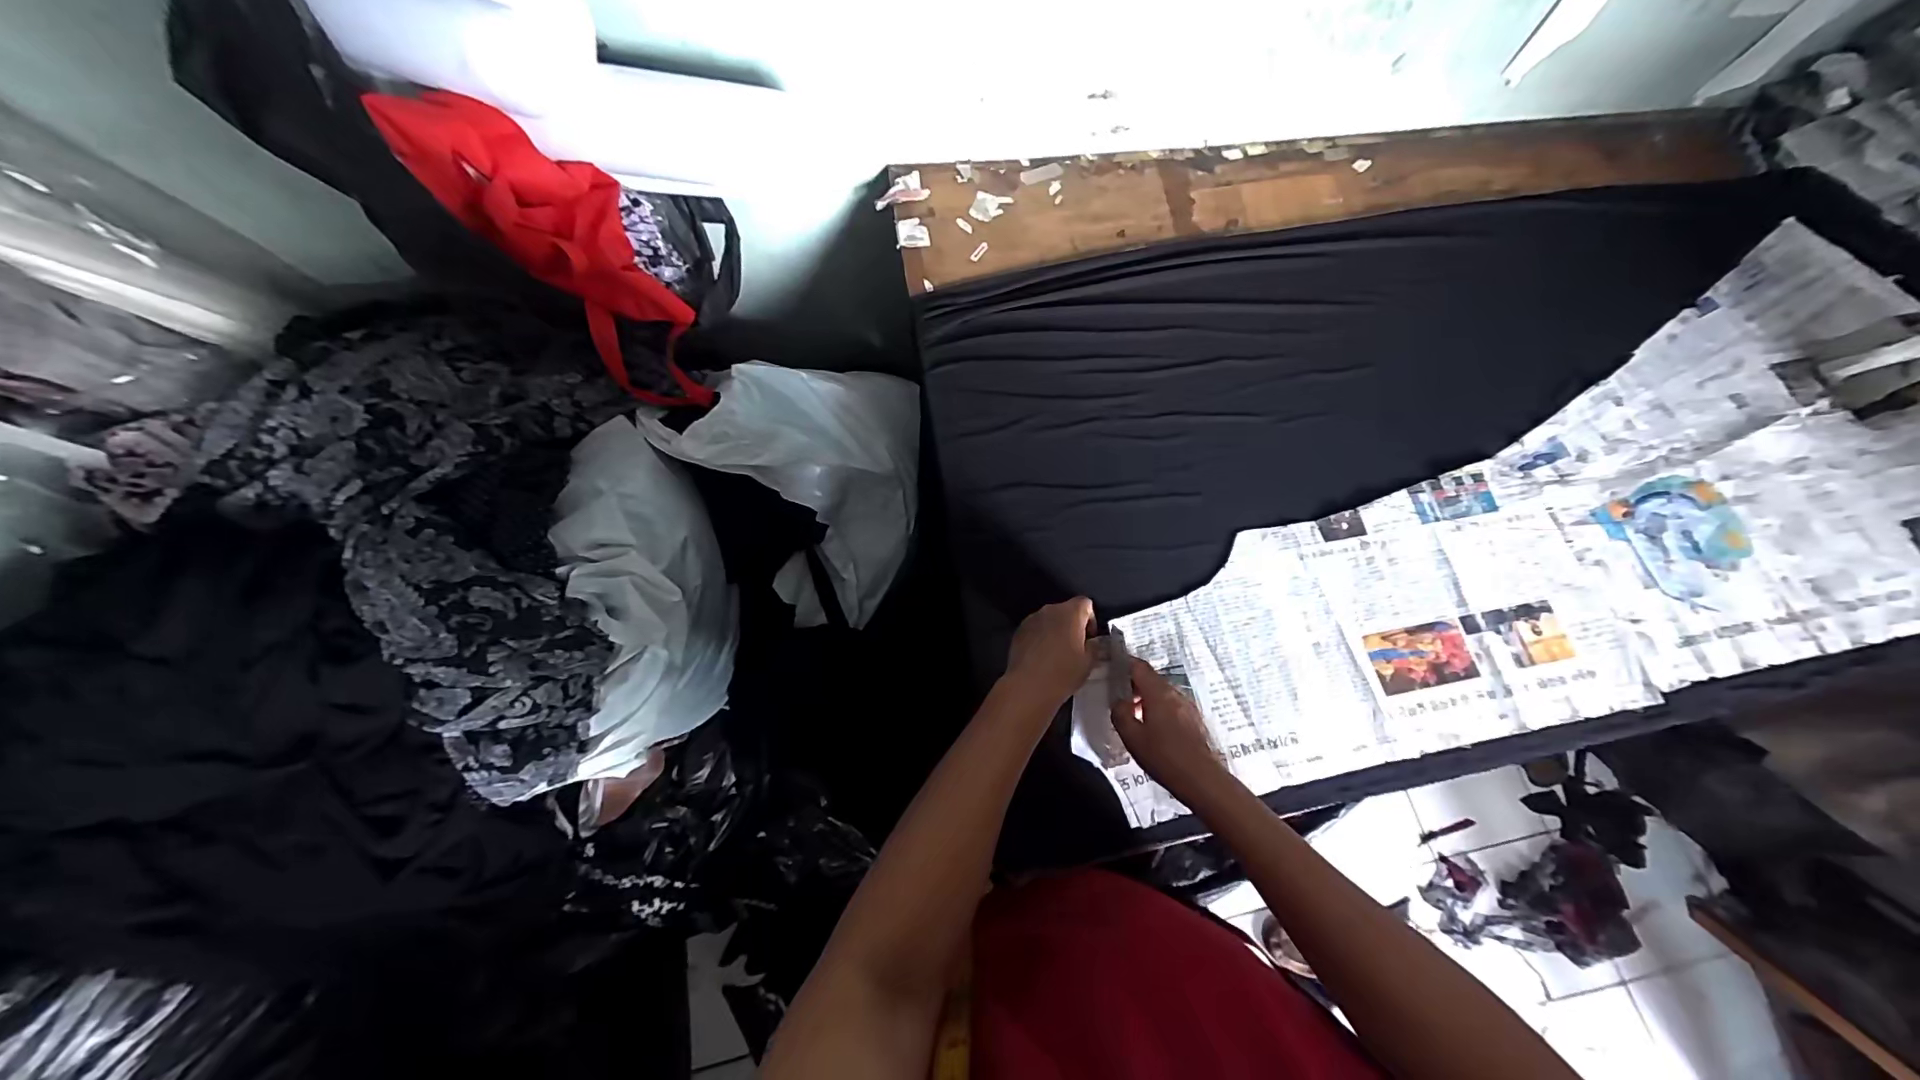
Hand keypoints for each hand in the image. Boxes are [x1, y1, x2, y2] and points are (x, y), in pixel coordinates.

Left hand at [1002, 597, 1096, 705]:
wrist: (1027, 686)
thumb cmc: (1063, 673)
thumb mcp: (1088, 662)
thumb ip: (1094, 646)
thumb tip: (1091, 641)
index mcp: (1070, 613)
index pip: (1085, 603)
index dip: (1090, 619)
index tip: (1089, 638)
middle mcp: (1050, 610)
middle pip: (1066, 610)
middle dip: (1073, 624)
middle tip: (1075, 647)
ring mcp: (1032, 619)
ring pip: (1050, 619)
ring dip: (1056, 630)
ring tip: (1057, 653)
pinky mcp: (1019, 630)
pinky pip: (1036, 628)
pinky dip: (1041, 636)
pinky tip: (1042, 656)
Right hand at [1111, 658, 1234, 805]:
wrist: (1201, 779)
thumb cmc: (1163, 757)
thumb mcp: (1131, 737)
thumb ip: (1120, 714)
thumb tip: (1119, 703)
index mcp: (1158, 693)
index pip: (1139, 666)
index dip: (1123, 663)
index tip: (1111, 666)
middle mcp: (1175, 694)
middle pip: (1151, 678)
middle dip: (1133, 683)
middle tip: (1118, 695)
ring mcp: (1187, 706)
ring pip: (1162, 692)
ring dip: (1146, 697)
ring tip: (1133, 714)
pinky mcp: (1194, 719)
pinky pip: (1171, 705)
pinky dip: (1158, 708)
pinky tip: (1152, 727)